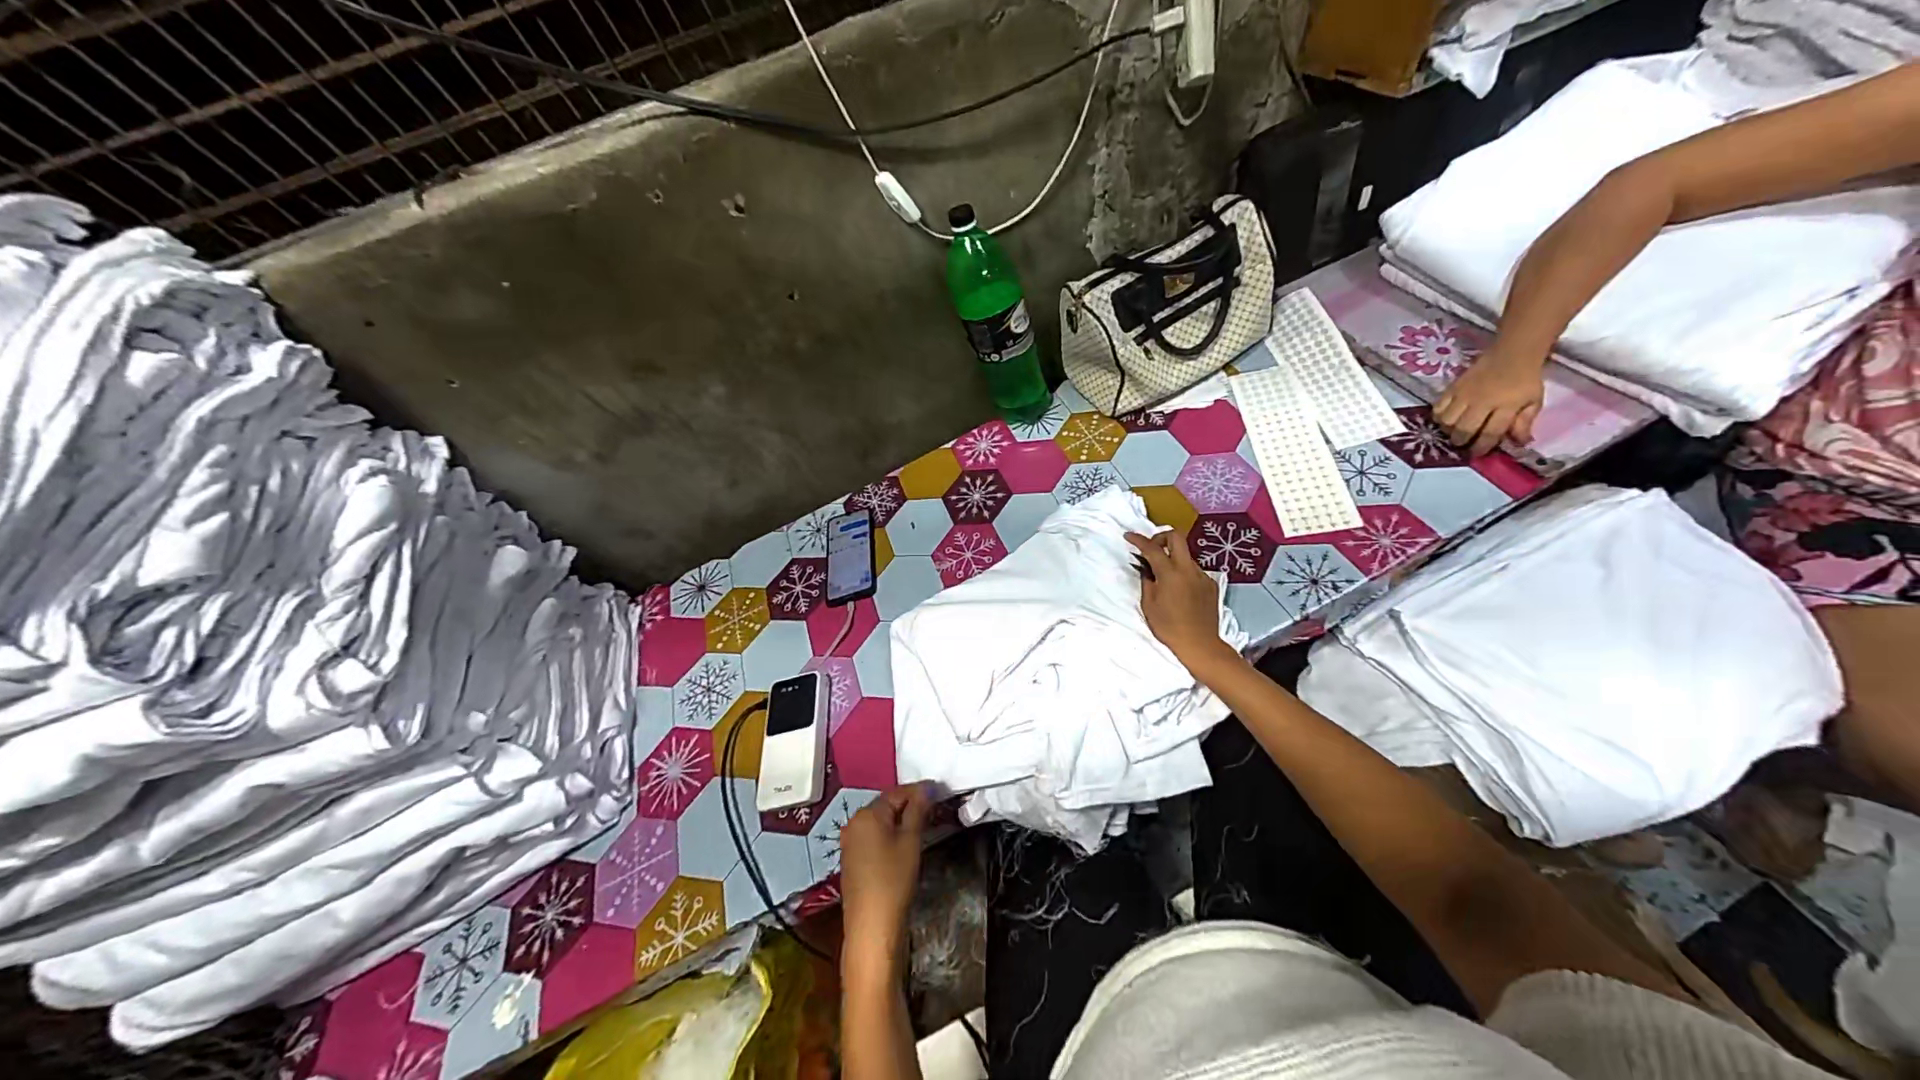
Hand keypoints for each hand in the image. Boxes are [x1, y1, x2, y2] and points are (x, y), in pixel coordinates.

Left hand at [838, 783, 932, 975]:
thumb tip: (925, 789)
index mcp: (867, 814)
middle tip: (934, 810)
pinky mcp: (852, 859)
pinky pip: (873, 837)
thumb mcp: (911, 841)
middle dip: (909, 805)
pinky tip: (904, 845)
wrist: (872, 925)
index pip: (897, 792)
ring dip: (900, 821)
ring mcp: (850, 842)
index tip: (939, 793)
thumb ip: (918, 810)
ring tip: (923, 826)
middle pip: (886, 805)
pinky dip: (889, 836)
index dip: (919, 791)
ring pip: (880, 822)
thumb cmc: (893, 879)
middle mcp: (854, 824)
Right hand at [1126, 529, 1236, 675]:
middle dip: (1161, 537)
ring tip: (1165, 579)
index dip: (1138, 539)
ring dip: (1173, 560)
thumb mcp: (1149, 604)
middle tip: (1151, 550)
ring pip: (1185, 556)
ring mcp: (1202, 576)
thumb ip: (1147, 581)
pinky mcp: (1211, 585)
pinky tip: (1180, 592)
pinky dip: (1184, 574)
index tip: (1129, 536)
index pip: (1152, 548)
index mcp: (1170, 573)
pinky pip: (1194, 572)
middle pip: (1176, 537)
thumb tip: (1146, 568)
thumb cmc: (1168, 627)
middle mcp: (1188, 569)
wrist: (1199, 644)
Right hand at [1433, 344, 1544, 456]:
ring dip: (1449, 429)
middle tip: (1463, 443)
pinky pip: (1438, 407)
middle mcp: (1483, 402)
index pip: (1491, 433)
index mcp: (1506, 406)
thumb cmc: (1525, 380)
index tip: (1478, 452)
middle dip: (1462, 440)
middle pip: (1464, 429)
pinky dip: (1438, 416)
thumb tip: (1518, 442)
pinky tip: (1445, 418)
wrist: (1512, 354)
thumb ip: (1525, 423)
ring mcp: (1465, 394)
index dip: (1482, 446)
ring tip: (1453, 430)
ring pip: (1447, 420)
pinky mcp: (1453, 388)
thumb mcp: (1534, 401)